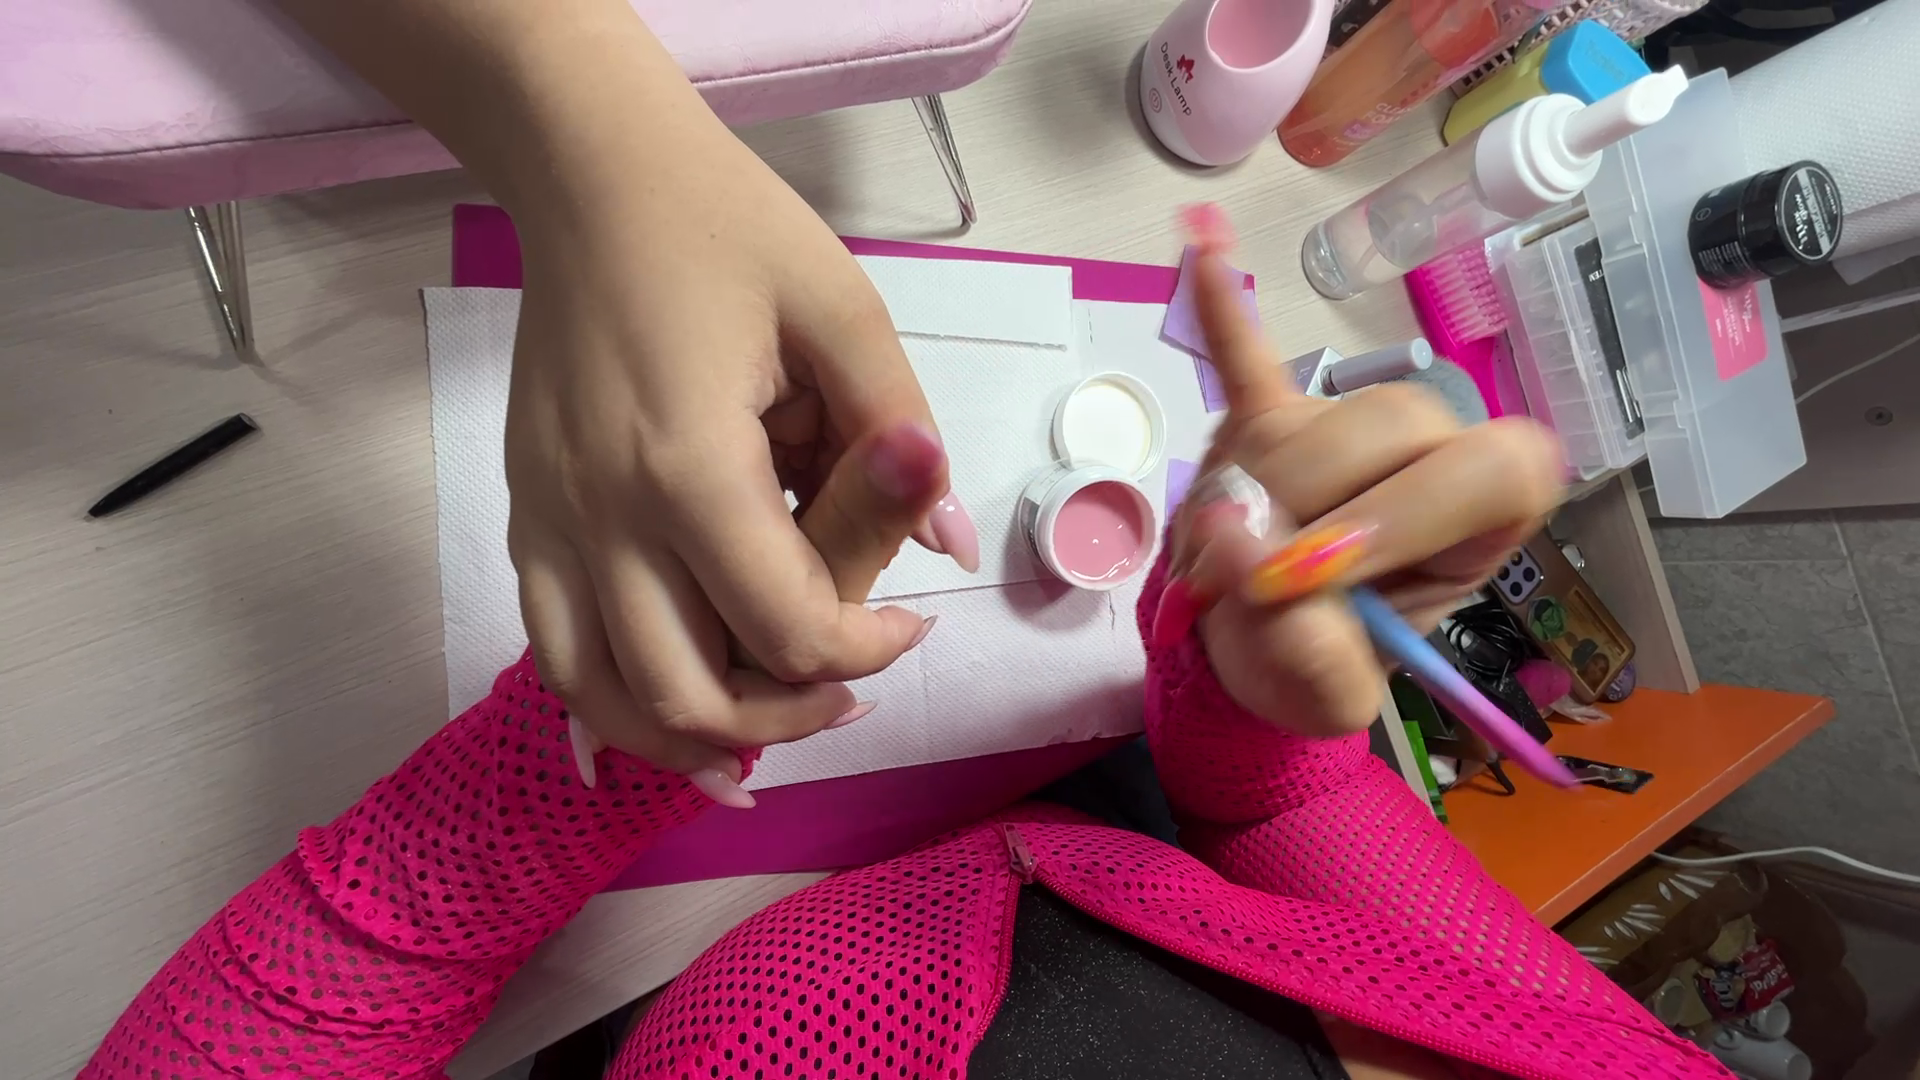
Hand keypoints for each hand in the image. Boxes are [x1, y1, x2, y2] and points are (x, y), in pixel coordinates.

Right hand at [507, 115, 978, 795]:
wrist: (590, 179)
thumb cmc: (727, 231)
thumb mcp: (844, 316)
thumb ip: (901, 440)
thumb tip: (948, 545)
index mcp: (690, 467)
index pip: (788, 626)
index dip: (866, 649)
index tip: (910, 623)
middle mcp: (603, 517)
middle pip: (694, 693)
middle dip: (791, 714)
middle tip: (851, 685)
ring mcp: (551, 525)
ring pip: (608, 700)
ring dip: (696, 741)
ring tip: (768, 733)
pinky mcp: (529, 518)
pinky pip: (556, 655)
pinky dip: (615, 710)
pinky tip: (669, 723)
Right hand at [1151, 207, 1564, 735]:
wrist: (1254, 652)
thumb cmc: (1307, 669)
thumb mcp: (1324, 688)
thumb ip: (1301, 634)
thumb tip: (1237, 536)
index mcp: (1482, 515)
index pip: (1481, 471)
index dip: (1394, 518)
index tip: (1306, 574)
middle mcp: (1426, 446)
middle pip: (1383, 423)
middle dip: (1304, 503)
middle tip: (1244, 575)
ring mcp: (1337, 423)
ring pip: (1302, 413)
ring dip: (1248, 483)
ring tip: (1213, 557)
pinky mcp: (1265, 417)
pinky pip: (1245, 359)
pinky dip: (1221, 315)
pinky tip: (1199, 240)